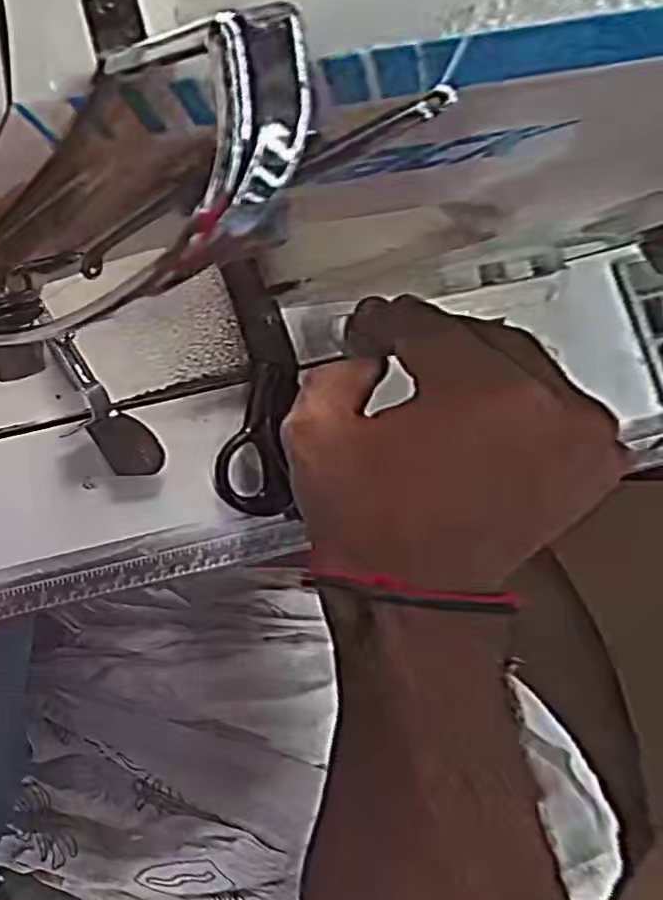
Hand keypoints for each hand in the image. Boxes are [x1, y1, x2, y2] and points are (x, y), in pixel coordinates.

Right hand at [284, 296, 626, 590]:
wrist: (410, 579)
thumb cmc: (368, 521)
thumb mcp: (311, 435)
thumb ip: (331, 378)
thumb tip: (356, 362)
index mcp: (480, 392)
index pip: (431, 329)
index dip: (389, 319)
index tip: (373, 319)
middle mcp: (547, 406)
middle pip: (488, 339)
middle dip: (433, 335)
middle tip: (394, 338)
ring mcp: (579, 436)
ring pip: (528, 370)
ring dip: (474, 364)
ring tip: (429, 373)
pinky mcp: (588, 462)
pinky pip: (553, 408)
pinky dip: (511, 400)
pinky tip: (469, 410)